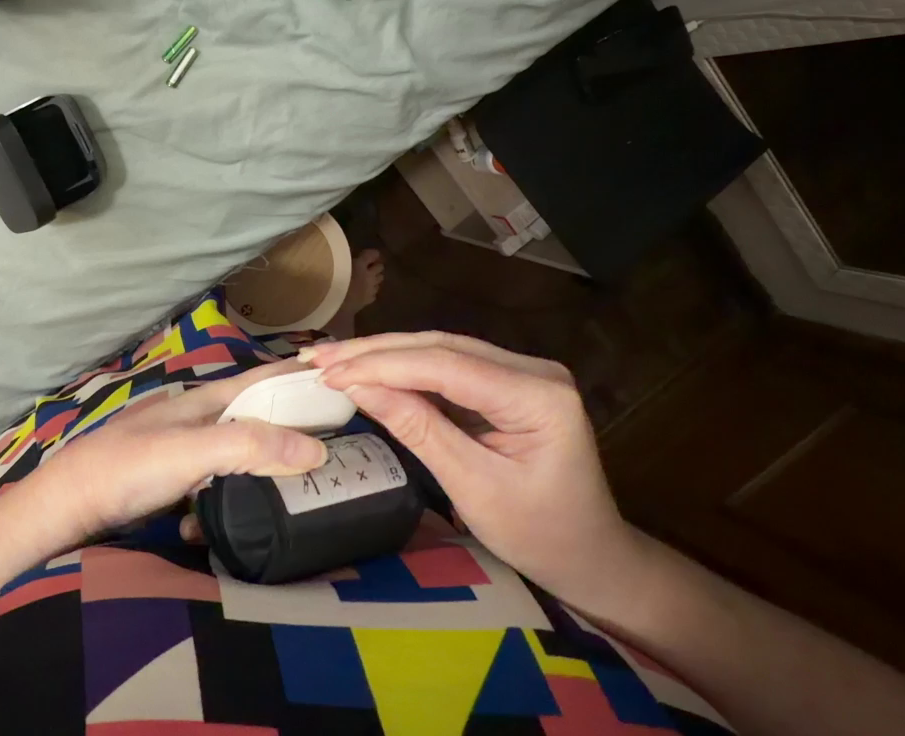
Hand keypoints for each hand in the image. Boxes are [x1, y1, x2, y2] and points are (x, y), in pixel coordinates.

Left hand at [23, 360, 329, 550]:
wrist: (65, 505)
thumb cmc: (126, 469)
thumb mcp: (191, 452)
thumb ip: (248, 446)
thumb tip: (316, 449)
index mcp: (197, 402)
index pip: (255, 381)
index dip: (289, 375)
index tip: (330, 372)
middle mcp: (187, 419)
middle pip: (246, 415)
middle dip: (282, 423)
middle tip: (326, 437)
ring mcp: (172, 449)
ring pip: (227, 450)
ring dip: (255, 462)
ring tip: (288, 480)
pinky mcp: (161, 481)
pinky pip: (204, 483)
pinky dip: (219, 496)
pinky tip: (215, 522)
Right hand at [306, 332, 644, 607]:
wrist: (588, 556)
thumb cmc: (538, 534)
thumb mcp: (472, 486)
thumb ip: (417, 428)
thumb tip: (356, 386)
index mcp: (537, 395)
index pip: (446, 365)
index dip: (382, 365)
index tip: (328, 372)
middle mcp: (532, 369)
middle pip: (439, 347)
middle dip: (374, 352)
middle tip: (316, 357)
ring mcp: (519, 372)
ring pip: (437, 350)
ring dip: (382, 355)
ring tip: (330, 359)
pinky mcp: (504, 383)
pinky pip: (445, 366)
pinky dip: (401, 369)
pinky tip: (365, 369)